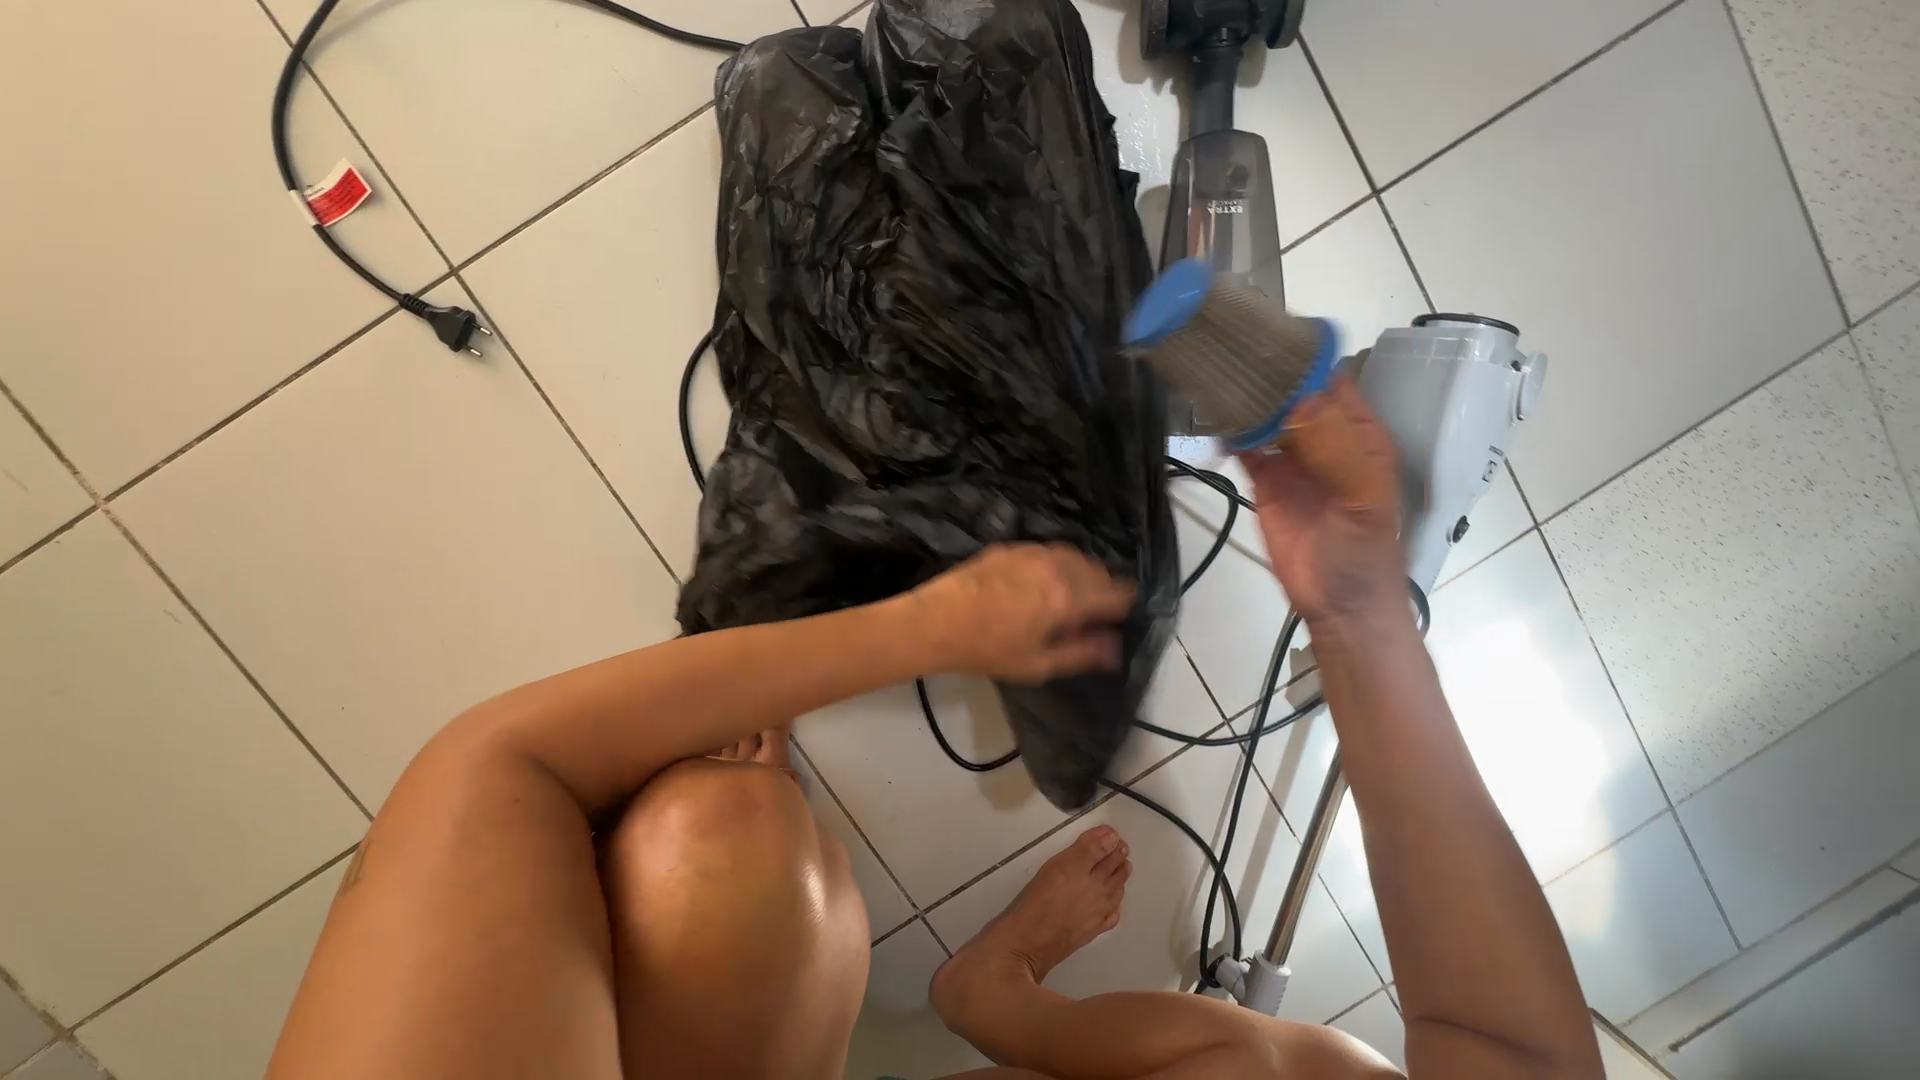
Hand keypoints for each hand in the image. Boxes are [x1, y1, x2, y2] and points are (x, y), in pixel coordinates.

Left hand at [905, 544, 1136, 682]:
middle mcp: (1057, 566)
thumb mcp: (1039, 663)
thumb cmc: (988, 649)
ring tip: (1067, 601)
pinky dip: (1057, 565)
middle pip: (1100, 571)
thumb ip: (1083, 653)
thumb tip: (1117, 649)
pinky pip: (1049, 551)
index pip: (1119, 592)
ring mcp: (1033, 551)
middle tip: (1091, 617)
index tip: (1118, 621)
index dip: (1125, 607)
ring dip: (1081, 576)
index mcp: (1069, 596)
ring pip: (1075, 557)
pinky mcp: (1012, 546)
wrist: (934, 622)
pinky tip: (1040, 585)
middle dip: (1103, 592)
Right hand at [1238, 375, 1406, 635]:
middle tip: (1229, 349)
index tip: (1270, 336)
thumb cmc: (1363, 550)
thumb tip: (1297, 397)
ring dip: (1247, 400)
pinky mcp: (1264, 482)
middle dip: (1268, 374)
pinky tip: (1214, 419)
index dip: (1306, 358)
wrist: (1338, 604)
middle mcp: (1324, 437)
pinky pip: (1246, 448)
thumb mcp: (1361, 495)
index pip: (1332, 380)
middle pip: (1293, 394)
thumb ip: (1333, 446)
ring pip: (1267, 417)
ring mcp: (1292, 459)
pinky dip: (1231, 434)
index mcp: (1358, 432)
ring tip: (1216, 376)